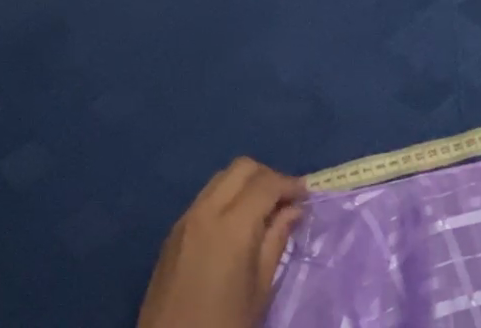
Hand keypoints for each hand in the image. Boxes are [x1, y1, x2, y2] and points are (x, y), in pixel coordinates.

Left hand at [137, 157, 305, 327]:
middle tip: (285, 200)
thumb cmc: (224, 323)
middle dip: (268, 176)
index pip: (266, 183)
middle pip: (241, 168)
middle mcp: (206, 211)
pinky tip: (236, 224)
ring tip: (263, 211)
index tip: (307, 195)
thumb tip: (293, 210)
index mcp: (232, 226)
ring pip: (221, 178)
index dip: (290, 184)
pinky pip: (205, 197)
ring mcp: (186, 218)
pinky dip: (226, 197)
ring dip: (245, 184)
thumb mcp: (260, 289)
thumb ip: (276, 242)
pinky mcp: (173, 231)